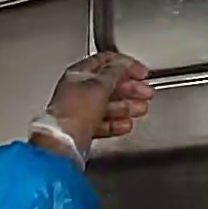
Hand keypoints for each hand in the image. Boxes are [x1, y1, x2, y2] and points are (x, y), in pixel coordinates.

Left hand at [30, 52, 154, 163]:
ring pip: (108, 104)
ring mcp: (79, 111)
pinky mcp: (81, 130)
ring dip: (127, 106)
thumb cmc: (76, 111)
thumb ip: (115, 72)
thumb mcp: (101, 85)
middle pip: (109, 84)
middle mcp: (77, 91)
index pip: (106, 61)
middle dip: (130, 88)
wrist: (61, 147)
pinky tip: (126, 125)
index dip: (127, 65)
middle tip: (146, 92)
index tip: (142, 72)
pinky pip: (102, 122)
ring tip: (141, 109)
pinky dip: (116, 123)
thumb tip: (123, 65)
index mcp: (79, 74)